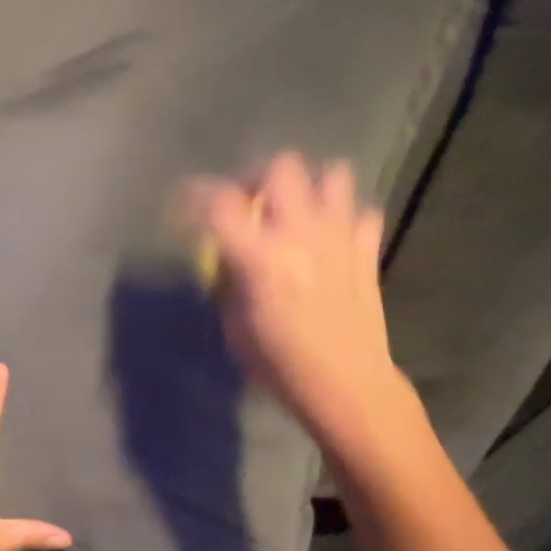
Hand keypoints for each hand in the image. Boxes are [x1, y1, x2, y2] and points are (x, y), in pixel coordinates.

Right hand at [175, 152, 410, 443]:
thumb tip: (229, 258)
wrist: (345, 383)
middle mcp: (301, 233)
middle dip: (256, 178)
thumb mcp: (234, 325)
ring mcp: (341, 235)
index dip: (194, 197)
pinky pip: (361, 211)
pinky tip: (330, 240)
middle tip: (246, 203)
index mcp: (261, 256)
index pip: (219, 204)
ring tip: (294, 212)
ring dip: (308, 187)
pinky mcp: (368, 248)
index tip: (182, 205)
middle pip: (281, 167)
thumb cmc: (278, 364)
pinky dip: (344, 218)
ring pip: (331, 174)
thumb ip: (230, 281)